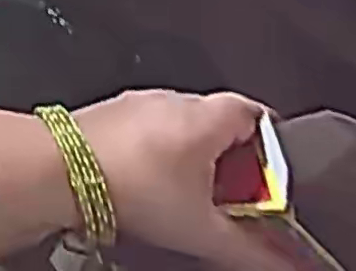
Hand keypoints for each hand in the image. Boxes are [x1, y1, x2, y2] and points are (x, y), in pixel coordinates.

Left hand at [75, 90, 290, 269]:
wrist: (62, 168)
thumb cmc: (130, 186)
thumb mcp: (205, 231)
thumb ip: (258, 253)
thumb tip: (293, 267)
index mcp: (200, 117)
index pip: (253, 110)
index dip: (274, 139)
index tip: (284, 174)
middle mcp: (168, 100)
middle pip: (219, 118)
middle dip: (239, 157)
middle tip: (248, 198)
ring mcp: (137, 103)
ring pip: (183, 122)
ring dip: (200, 154)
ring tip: (205, 197)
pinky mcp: (113, 113)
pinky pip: (152, 125)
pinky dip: (167, 150)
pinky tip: (162, 182)